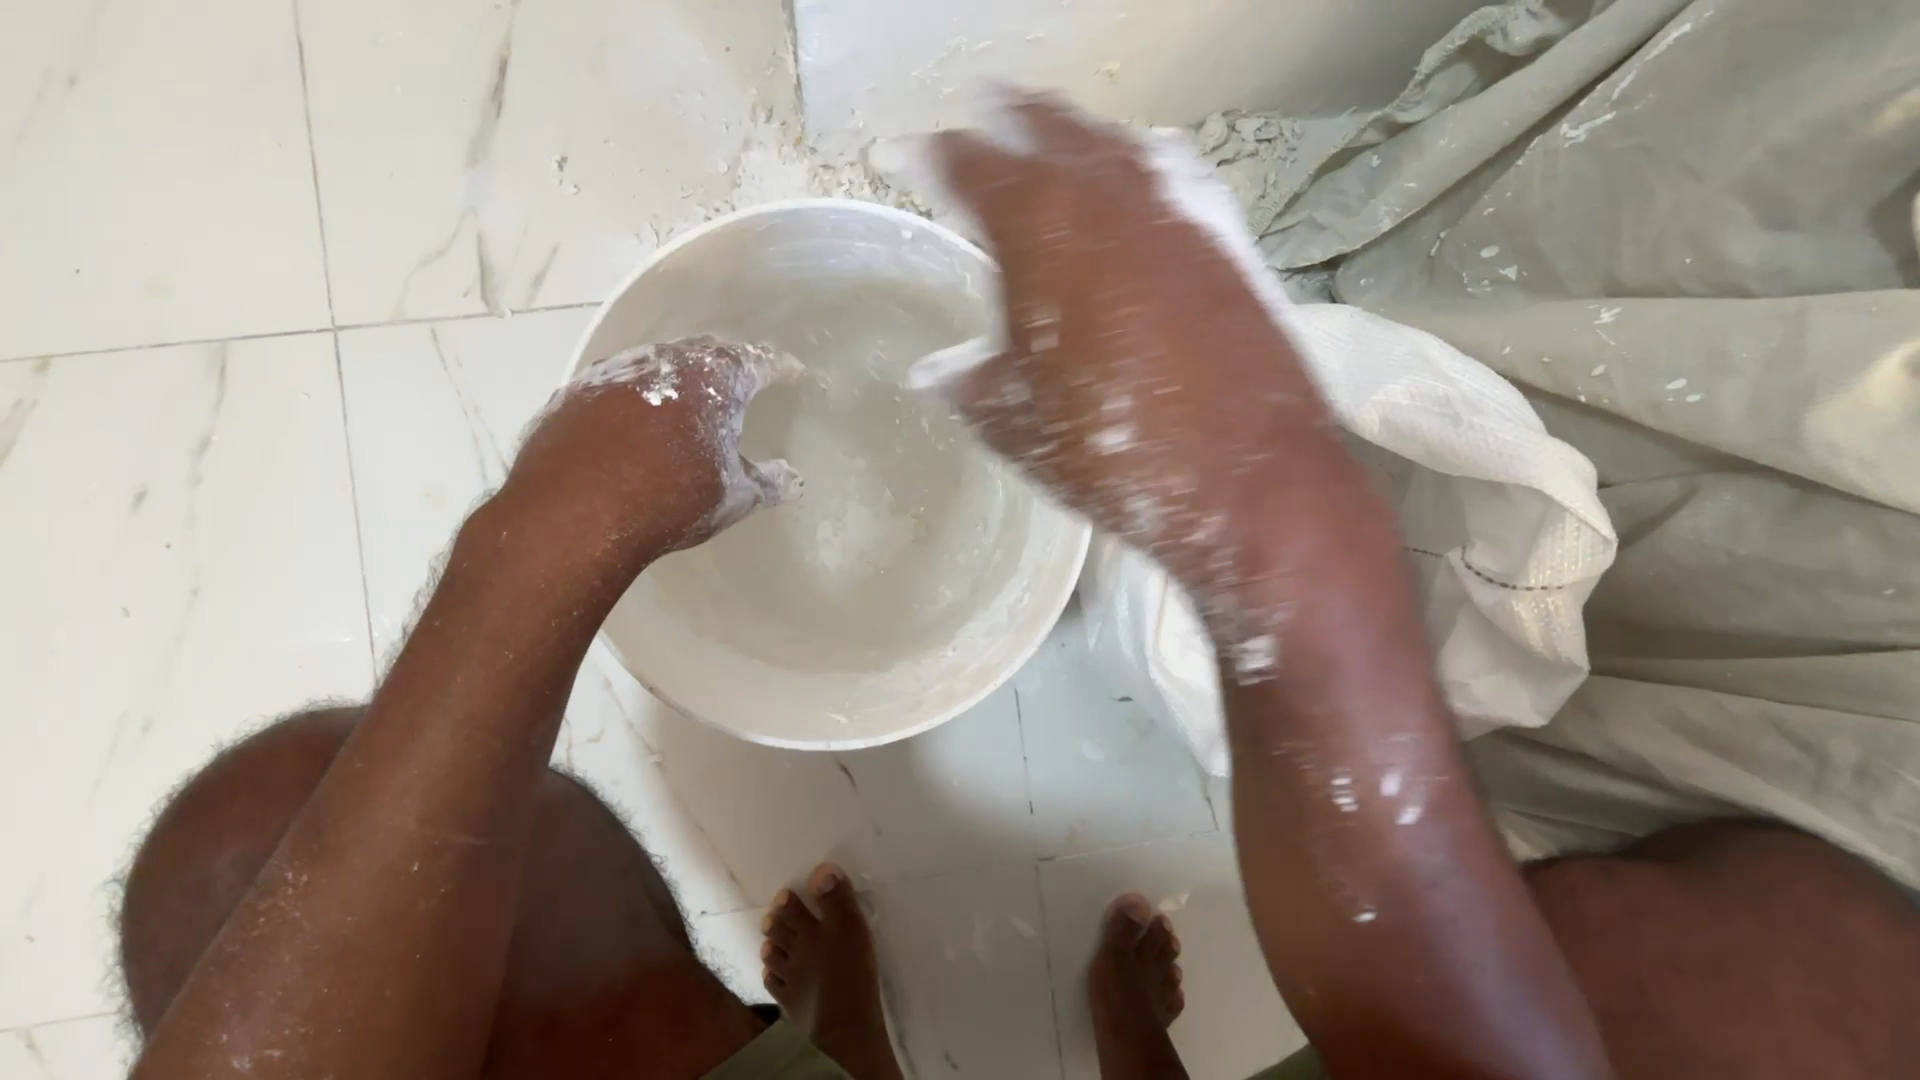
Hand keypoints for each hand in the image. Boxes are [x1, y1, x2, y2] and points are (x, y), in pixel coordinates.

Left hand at [502, 335, 802, 560]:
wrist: (574, 514)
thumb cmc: (672, 500)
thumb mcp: (735, 497)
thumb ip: (768, 482)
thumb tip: (794, 479)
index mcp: (714, 380)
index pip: (756, 362)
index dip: (778, 367)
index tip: (791, 372)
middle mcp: (665, 362)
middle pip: (704, 354)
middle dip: (726, 365)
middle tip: (740, 382)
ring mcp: (613, 374)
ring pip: (657, 365)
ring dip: (676, 378)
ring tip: (687, 401)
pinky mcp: (573, 396)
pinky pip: (617, 387)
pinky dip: (635, 399)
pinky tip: (633, 425)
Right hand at [904, 91, 1355, 673]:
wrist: (1243, 478)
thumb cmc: (1109, 452)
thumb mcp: (1016, 425)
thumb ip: (970, 384)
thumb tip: (934, 372)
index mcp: (1038, 228)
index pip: (967, 168)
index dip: (926, 158)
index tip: (898, 155)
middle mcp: (1109, 197)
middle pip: (1047, 129)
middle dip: (1008, 121)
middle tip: (984, 110)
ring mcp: (1177, 212)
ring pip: (1115, 144)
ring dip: (1078, 135)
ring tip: (1056, 138)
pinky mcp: (1227, 240)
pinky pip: (1175, 176)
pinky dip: (1144, 166)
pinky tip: (1143, 177)